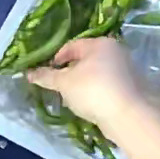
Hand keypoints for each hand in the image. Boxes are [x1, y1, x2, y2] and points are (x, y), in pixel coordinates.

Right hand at [28, 38, 151, 135]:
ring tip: (73, 97)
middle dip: (70, 71)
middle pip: (85, 58)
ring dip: (82, 82)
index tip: (48, 73)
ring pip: (96, 72)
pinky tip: (90, 104)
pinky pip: (107, 84)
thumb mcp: (64, 83)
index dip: (56, 58)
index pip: (72, 46)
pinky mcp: (130, 86)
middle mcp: (115, 51)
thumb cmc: (92, 90)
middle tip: (59, 86)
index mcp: (100, 44)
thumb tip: (29, 73)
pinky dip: (96, 90)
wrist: (127, 115)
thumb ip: (46, 76)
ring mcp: (126, 68)